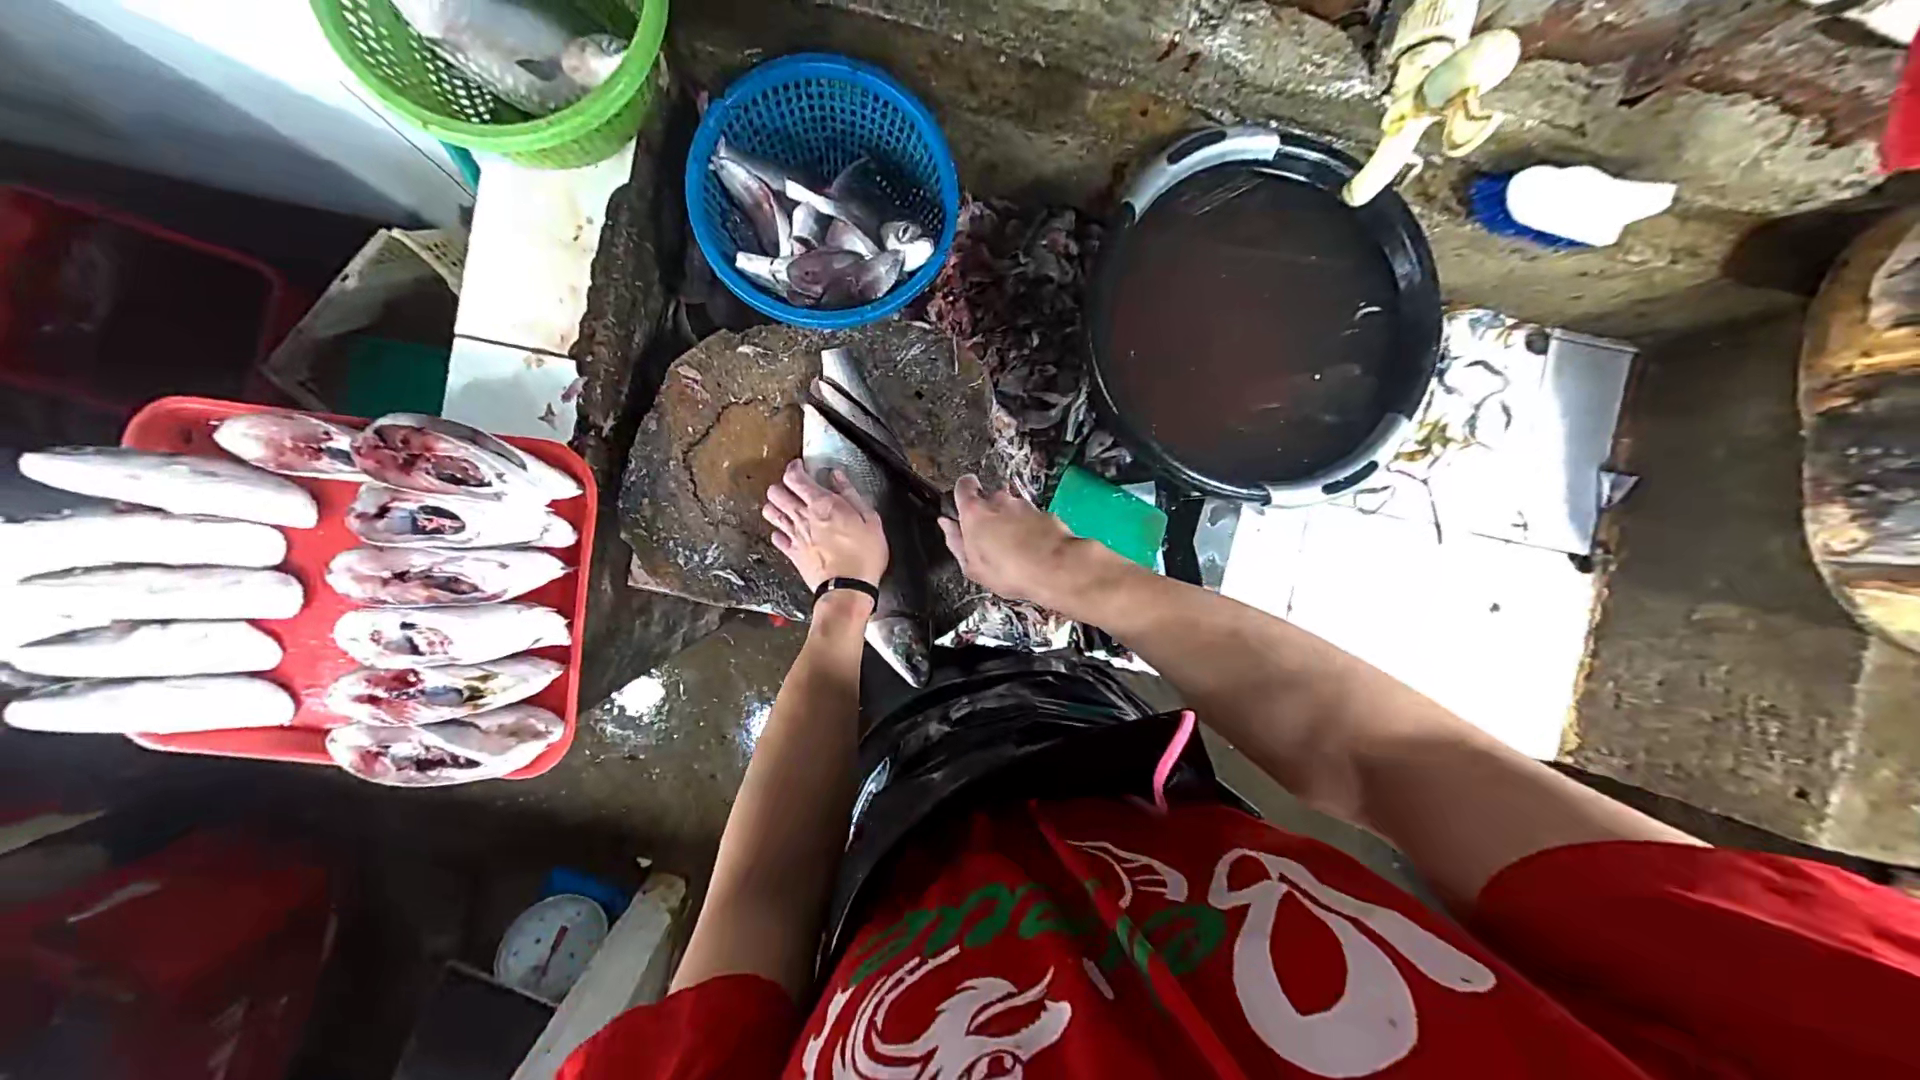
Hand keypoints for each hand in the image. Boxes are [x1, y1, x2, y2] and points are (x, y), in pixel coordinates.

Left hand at [764, 459, 888, 591]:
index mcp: (822, 504)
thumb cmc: (864, 555)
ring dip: (776, 506)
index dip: (794, 468)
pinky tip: (788, 532)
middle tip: (794, 488)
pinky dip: (779, 532)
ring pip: (770, 512)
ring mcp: (795, 536)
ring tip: (787, 507)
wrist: (848, 589)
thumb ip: (851, 495)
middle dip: (782, 485)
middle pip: (776, 492)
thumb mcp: (870, 520)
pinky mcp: (792, 554)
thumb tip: (837, 476)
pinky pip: (776, 537)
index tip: (800, 466)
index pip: (794, 477)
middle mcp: (803, 517)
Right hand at [938, 474, 1108, 604]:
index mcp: (974, 511)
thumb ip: (955, 541)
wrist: (1055, 569)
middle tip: (990, 540)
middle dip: (989, 514)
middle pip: (989, 499)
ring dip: (1010, 522)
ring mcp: (1024, 505)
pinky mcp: (1045, 513)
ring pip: (1011, 508)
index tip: (964, 508)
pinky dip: (1029, 529)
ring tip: (1013, 549)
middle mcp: (999, 501)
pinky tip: (1032, 549)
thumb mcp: (972, 566)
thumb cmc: (1009, 571)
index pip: (963, 485)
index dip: (963, 493)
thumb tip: (946, 524)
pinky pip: (1031, 518)